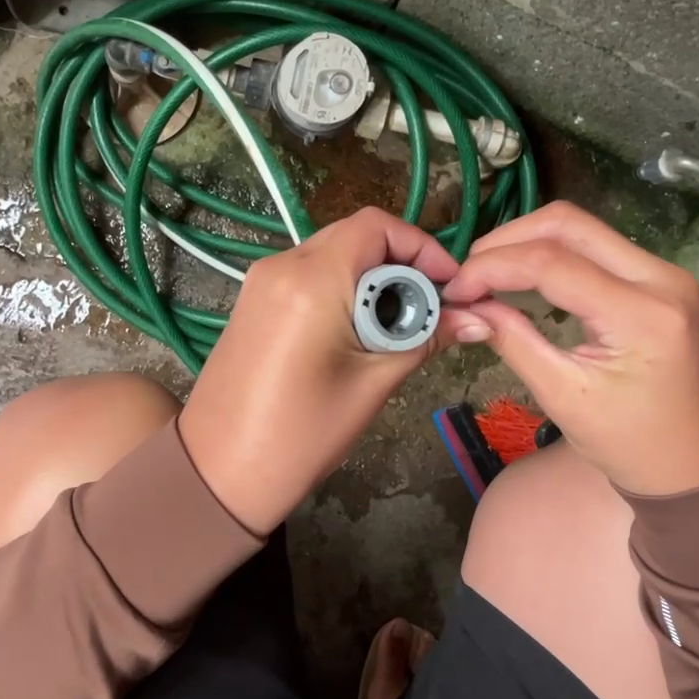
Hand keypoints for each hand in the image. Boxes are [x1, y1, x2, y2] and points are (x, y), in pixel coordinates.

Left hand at [181, 208, 470, 533]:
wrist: (219, 471)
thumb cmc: (301, 434)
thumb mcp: (372, 384)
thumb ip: (424, 338)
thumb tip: (479, 317)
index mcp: (312, 279)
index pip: (377, 226)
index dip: (422, 246)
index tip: (450, 287)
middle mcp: (281, 265)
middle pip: (354, 234)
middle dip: (401, 262)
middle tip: (432, 307)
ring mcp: (260, 281)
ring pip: (332, 253)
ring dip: (372, 276)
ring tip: (400, 324)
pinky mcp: (253, 301)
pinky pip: (308, 274)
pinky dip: (342, 287)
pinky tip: (360, 329)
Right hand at [441, 202, 698, 496]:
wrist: (689, 462)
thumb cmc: (627, 441)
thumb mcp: (561, 395)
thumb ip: (512, 340)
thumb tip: (465, 306)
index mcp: (640, 314)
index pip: (551, 263)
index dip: (492, 268)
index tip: (455, 290)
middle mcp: (660, 278)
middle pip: (568, 225)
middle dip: (506, 241)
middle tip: (467, 273)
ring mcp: (662, 273)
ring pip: (579, 228)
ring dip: (525, 241)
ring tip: (485, 272)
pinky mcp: (655, 277)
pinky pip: (592, 246)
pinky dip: (548, 252)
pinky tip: (520, 275)